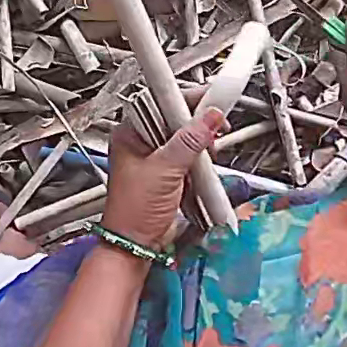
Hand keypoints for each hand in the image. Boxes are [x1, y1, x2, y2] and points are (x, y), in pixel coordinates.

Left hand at [100, 107, 227, 249]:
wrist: (135, 245)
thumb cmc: (135, 210)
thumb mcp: (165, 170)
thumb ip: (190, 141)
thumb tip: (210, 117)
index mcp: (130, 133)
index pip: (161, 102)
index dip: (188, 100)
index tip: (212, 101)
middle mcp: (141, 142)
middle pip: (176, 119)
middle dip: (198, 125)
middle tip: (215, 130)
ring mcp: (154, 158)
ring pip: (185, 139)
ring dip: (200, 146)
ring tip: (207, 155)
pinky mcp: (167, 173)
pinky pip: (188, 157)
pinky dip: (199, 161)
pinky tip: (203, 168)